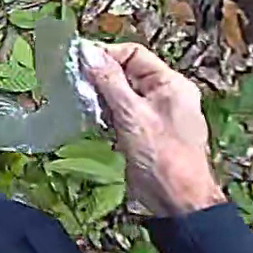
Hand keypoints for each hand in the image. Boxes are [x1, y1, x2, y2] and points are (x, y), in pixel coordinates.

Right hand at [80, 42, 223, 217]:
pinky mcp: (144, 131)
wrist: (177, 201)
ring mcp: (155, 113)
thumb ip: (109, 81)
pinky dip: (106, 111)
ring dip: (101, 95)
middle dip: (101, 76)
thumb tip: (87, 51)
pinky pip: (122, 111)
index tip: (78, 61)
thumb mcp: (131, 114)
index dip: (106, 55)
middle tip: (75, 82)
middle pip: (127, 72)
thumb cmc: (160, 154)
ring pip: (121, 92)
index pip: (134, 54)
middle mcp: (165, 94)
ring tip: (81, 101)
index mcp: (171, 84)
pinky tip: (91, 117)